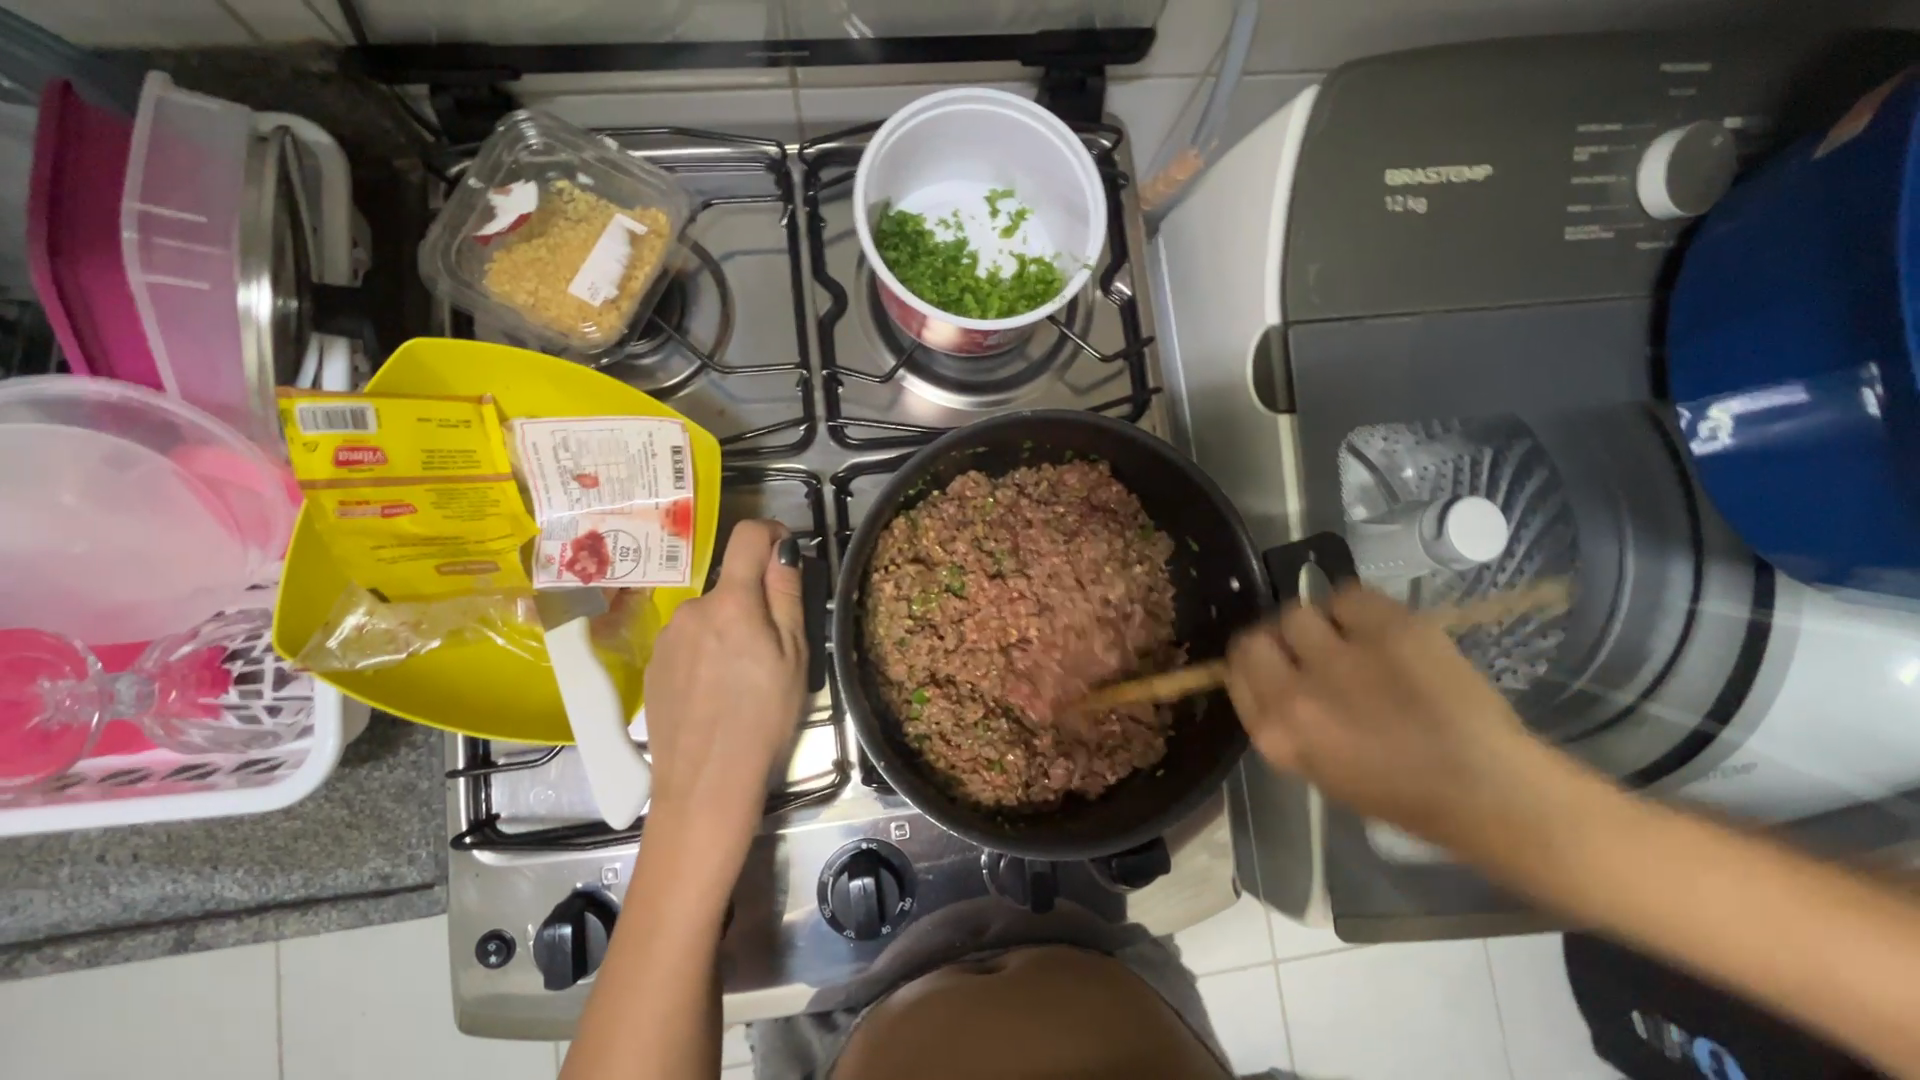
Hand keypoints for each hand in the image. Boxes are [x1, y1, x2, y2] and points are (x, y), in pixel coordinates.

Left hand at [641, 520, 807, 854]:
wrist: (705, 781)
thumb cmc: (763, 717)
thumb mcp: (793, 655)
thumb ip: (786, 595)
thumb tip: (783, 549)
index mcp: (732, 601)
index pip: (747, 535)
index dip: (772, 534)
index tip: (787, 556)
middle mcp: (692, 608)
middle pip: (730, 585)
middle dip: (753, 603)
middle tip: (773, 649)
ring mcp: (667, 637)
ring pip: (708, 616)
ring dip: (727, 631)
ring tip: (742, 680)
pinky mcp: (652, 665)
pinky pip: (688, 643)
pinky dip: (705, 654)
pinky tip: (714, 694)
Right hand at [1224, 584, 1563, 849]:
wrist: (1483, 788)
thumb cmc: (1399, 793)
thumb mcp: (1317, 768)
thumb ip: (1285, 720)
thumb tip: (1278, 676)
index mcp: (1276, 732)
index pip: (1238, 666)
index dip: (1258, 659)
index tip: (1278, 662)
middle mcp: (1297, 691)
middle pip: (1261, 634)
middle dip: (1282, 639)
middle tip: (1314, 650)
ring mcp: (1342, 656)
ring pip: (1301, 612)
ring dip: (1320, 623)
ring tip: (1354, 641)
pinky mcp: (1389, 627)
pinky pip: (1348, 595)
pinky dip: (1358, 608)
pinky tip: (1381, 631)